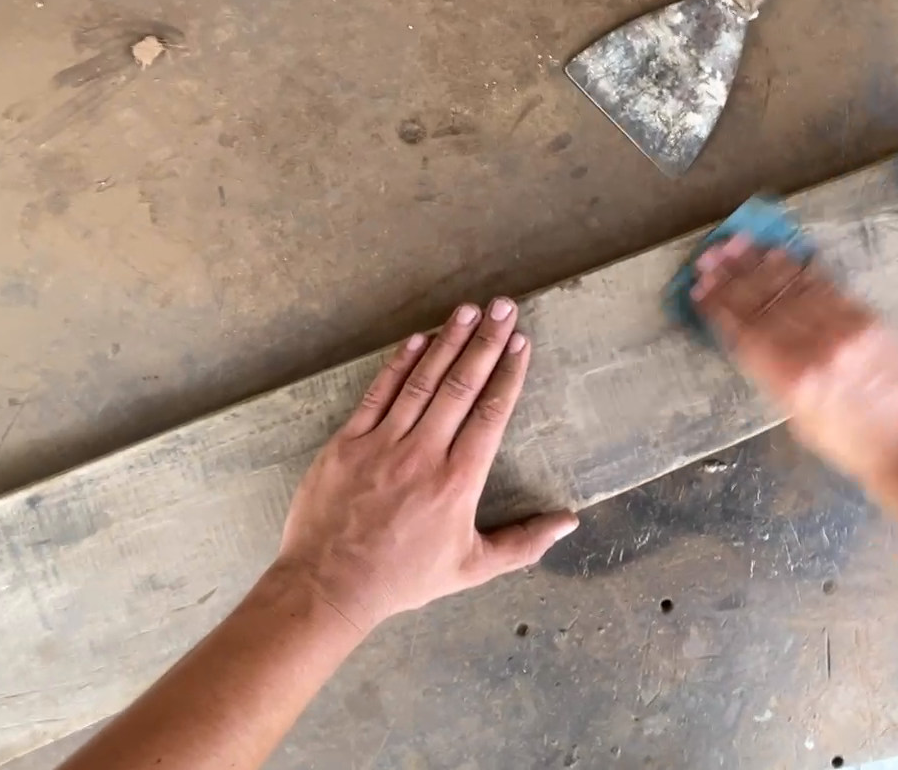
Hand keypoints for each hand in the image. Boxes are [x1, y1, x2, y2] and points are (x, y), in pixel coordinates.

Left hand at [271, 298, 578, 632]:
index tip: (522, 341)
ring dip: (448, 341)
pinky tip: (418, 338)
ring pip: (423, 381)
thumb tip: (570, 522)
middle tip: (504, 307)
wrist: (326, 590)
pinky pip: (378, 393)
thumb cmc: (404, 578)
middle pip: (462, 385)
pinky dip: (399, 363)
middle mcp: (423, 454)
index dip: (509, 373)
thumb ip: (524, 543)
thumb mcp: (472, 567)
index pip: (491, 413)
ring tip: (469, 309)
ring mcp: (382, 444)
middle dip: (486, 341)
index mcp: (458, 480)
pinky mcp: (347, 443)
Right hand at [690, 237, 897, 481]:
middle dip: (731, 276)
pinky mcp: (865, 316)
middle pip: (763, 302)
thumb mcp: (792, 416)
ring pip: (790, 286)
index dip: (718, 306)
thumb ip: (769, 373)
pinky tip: (775, 253)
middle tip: (709, 257)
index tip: (699, 288)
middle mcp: (815, 347)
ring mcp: (843, 327)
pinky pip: (823, 284)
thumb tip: (743, 334)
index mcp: (791, 379)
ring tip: (734, 244)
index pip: (745, 330)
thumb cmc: (844, 441)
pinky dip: (795, 267)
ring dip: (758, 262)